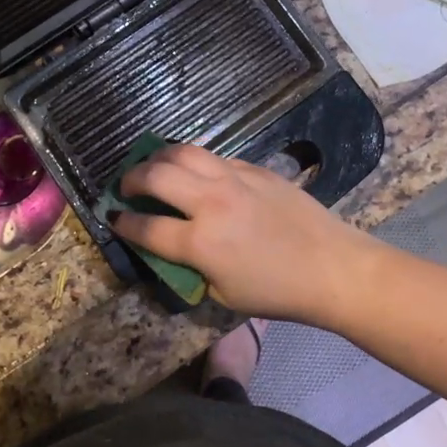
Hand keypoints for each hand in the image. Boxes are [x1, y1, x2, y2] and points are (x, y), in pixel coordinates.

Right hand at [111, 146, 383, 323]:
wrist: (332, 267)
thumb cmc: (277, 292)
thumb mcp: (221, 294)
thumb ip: (188, 268)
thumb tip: (166, 246)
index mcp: (200, 242)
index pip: (145, 226)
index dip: (123, 223)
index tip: (113, 219)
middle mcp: (210, 202)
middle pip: (155, 176)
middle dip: (131, 179)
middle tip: (127, 187)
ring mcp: (233, 179)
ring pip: (182, 152)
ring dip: (158, 157)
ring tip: (152, 167)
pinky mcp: (253, 168)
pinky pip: (213, 156)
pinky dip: (193, 161)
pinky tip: (193, 171)